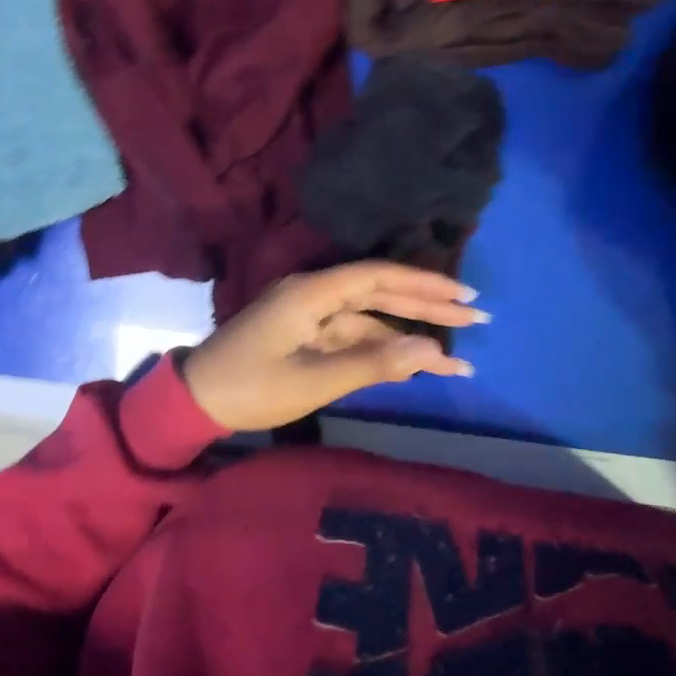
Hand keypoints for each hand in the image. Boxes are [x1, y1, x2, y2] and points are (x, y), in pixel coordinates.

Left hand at [180, 262, 485, 432]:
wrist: (196, 399)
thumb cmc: (251, 387)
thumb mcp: (314, 380)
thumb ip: (373, 363)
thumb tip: (432, 350)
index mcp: (309, 294)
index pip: (375, 277)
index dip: (423, 283)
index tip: (465, 295)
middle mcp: (309, 295)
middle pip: (376, 292)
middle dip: (426, 305)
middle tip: (479, 316)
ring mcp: (304, 316)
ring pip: (367, 317)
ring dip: (408, 332)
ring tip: (458, 352)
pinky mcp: (301, 336)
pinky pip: (350, 335)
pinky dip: (381, 348)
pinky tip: (413, 362)